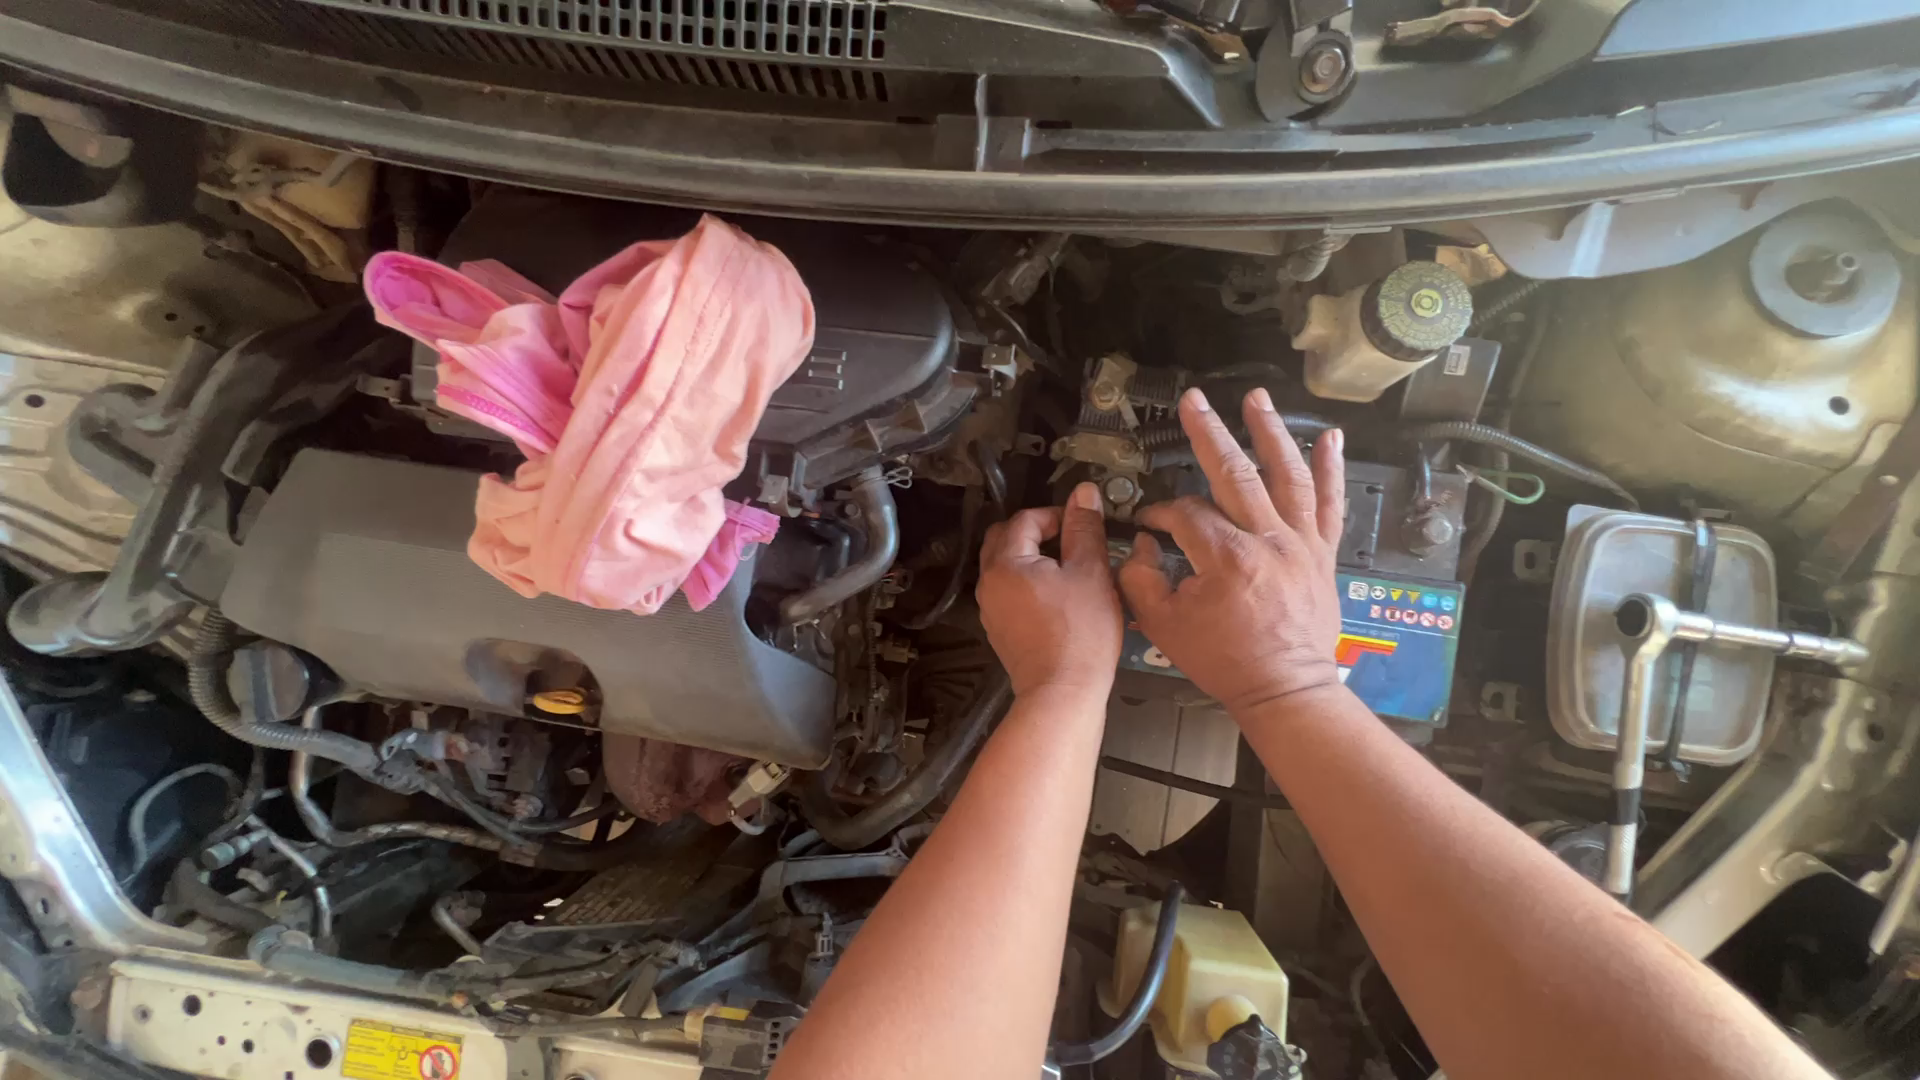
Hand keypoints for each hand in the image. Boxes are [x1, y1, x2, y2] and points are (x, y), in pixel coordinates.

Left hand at [976, 482, 1123, 697]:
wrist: (1062, 692)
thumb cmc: (1081, 632)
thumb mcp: (1090, 572)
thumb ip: (1085, 528)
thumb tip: (1083, 492)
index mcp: (1006, 562)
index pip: (1025, 519)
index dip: (1055, 515)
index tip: (1082, 526)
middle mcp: (988, 582)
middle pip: (1005, 539)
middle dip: (1036, 532)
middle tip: (1070, 542)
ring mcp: (989, 608)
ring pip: (1004, 567)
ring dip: (1030, 558)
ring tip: (1066, 569)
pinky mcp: (998, 630)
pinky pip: (1007, 593)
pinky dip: (1026, 584)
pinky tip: (1056, 598)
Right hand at [1120, 387, 1346, 713]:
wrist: (1285, 688)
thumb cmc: (1222, 659)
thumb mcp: (1162, 625)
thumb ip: (1140, 579)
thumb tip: (1141, 545)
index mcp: (1225, 557)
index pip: (1185, 514)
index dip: (1160, 514)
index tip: (1148, 524)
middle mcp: (1267, 540)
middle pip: (1234, 474)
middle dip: (1208, 435)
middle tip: (1193, 401)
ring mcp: (1302, 543)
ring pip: (1287, 476)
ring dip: (1270, 433)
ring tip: (1257, 399)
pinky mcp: (1323, 553)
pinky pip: (1331, 504)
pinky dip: (1331, 469)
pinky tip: (1330, 438)